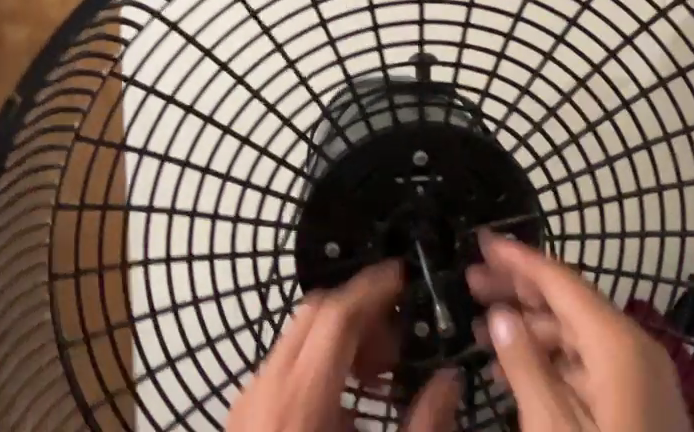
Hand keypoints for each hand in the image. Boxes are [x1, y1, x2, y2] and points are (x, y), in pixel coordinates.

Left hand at [228, 261, 460, 431]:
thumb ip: (424, 425)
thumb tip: (450, 381)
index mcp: (300, 399)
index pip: (336, 317)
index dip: (372, 289)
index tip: (403, 276)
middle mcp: (266, 388)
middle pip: (315, 316)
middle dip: (360, 313)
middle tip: (399, 334)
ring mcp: (248, 401)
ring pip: (296, 337)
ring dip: (339, 338)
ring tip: (379, 372)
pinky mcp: (243, 417)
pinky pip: (283, 365)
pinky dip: (317, 362)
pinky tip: (346, 398)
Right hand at [469, 233, 691, 431]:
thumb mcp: (553, 428)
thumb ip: (525, 366)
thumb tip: (500, 315)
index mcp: (618, 344)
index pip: (560, 281)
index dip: (518, 259)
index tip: (481, 241)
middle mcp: (634, 349)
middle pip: (568, 302)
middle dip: (518, 290)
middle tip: (469, 281)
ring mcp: (641, 379)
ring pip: (578, 334)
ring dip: (530, 328)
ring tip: (481, 330)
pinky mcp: (640, 405)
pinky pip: (590, 364)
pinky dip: (552, 360)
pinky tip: (516, 371)